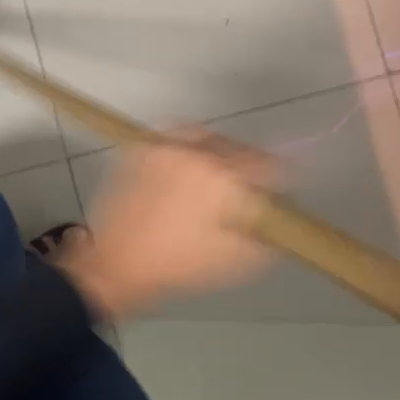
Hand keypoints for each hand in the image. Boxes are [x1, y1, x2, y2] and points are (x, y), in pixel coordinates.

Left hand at [57, 129, 279, 320]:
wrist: (117, 261)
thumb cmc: (180, 264)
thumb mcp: (238, 259)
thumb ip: (268, 234)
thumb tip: (278, 215)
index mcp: (222, 177)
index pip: (267, 164)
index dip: (281, 175)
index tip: (282, 186)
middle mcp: (194, 152)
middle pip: (235, 147)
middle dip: (249, 163)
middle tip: (251, 182)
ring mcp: (162, 147)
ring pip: (203, 135)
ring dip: (218, 150)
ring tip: (219, 170)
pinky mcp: (138, 150)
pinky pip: (171, 136)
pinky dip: (186, 145)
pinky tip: (188, 163)